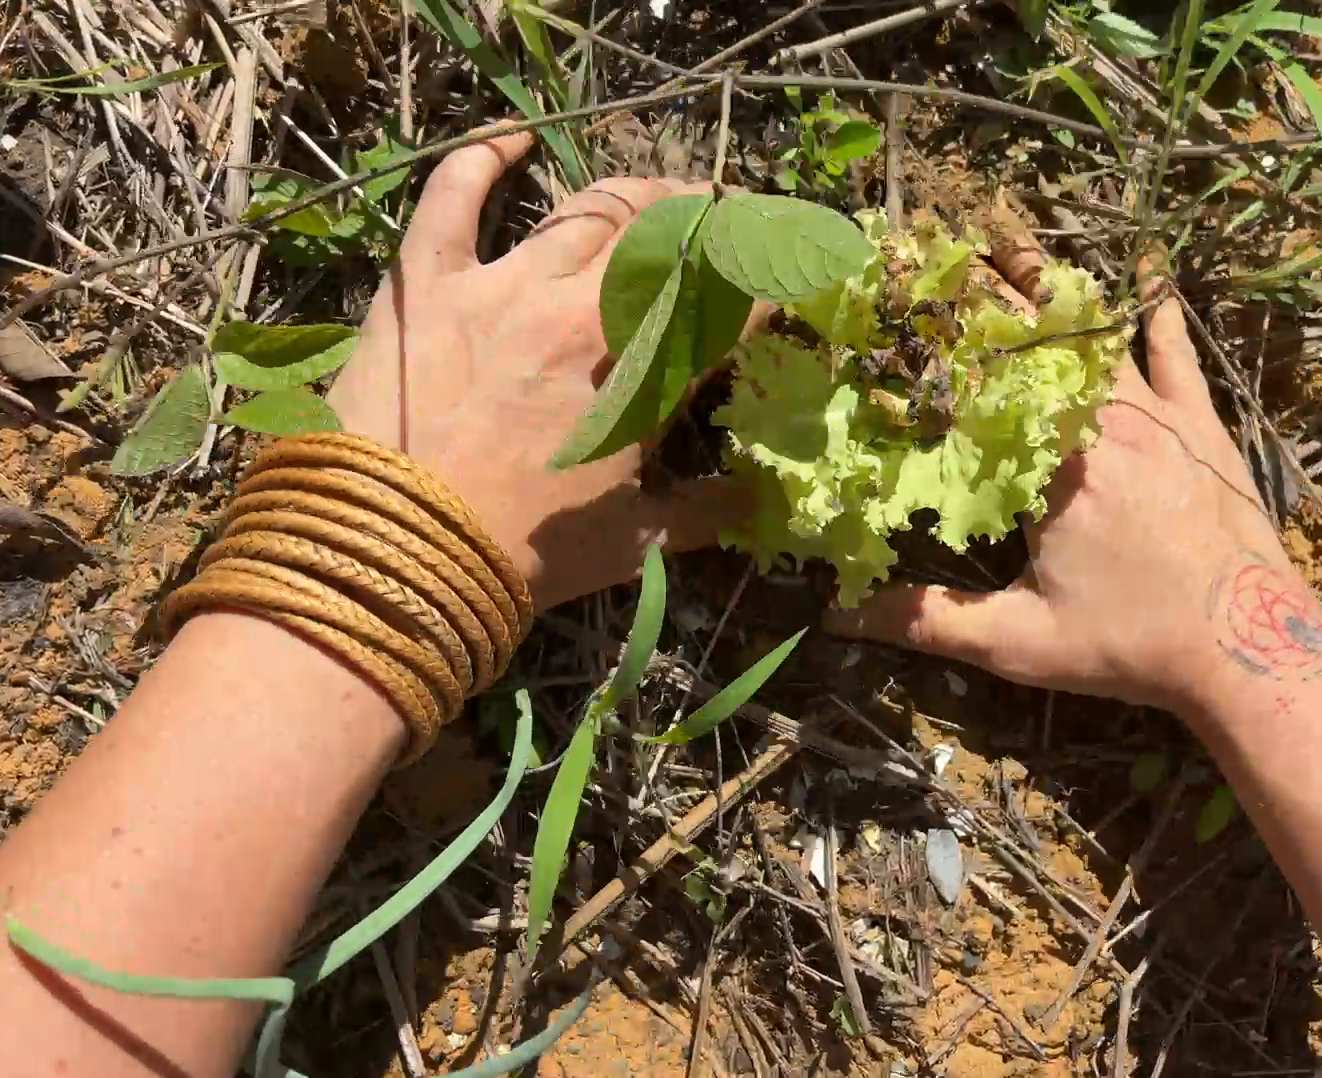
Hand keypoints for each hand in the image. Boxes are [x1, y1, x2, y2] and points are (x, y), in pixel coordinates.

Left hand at [326, 132, 743, 609]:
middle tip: (726, 218)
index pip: (723, 311)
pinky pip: (453, 198)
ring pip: (585, 212)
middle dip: (708, 222)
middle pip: (663, 240)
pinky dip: (482, 161)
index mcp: (641, 378)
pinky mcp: (428, 282)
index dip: (762, 288)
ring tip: (662, 191)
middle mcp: (582, 314)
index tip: (783, 279)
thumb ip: (708, 512)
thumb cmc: (532, 551)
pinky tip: (513, 140)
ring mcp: (502, 288)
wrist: (400, 553)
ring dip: (635, 195)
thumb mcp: (638, 538)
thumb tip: (764, 501)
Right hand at [830, 258, 1301, 714]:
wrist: (1250, 648)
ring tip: (1007, 244)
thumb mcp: (1019, 642)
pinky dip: (1156, 311)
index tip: (894, 300)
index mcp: (1045, 465)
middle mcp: (1097, 420)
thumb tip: (841, 615)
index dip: (932, 339)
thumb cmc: (1130, 644)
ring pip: (1090, 333)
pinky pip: (1174, 351)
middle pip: (1028, 342)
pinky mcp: (1201, 423)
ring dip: (1047, 292)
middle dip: (979, 295)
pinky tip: (1148, 271)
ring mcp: (1156, 415)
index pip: (975, 384)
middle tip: (939, 247)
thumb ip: (928, 621)